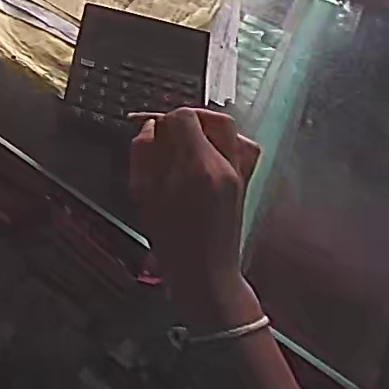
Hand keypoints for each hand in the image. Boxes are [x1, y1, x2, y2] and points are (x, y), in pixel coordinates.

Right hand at [129, 109, 262, 327]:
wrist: (205, 271)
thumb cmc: (169, 237)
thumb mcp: (143, 193)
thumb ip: (143, 153)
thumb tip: (148, 127)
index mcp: (196, 167)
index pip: (184, 117)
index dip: (162, 117)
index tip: (148, 128)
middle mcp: (223, 165)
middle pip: (210, 117)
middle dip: (185, 117)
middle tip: (165, 130)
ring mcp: (239, 172)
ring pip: (228, 128)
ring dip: (205, 124)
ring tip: (185, 137)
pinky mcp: (245, 180)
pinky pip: (244, 146)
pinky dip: (226, 140)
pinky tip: (208, 149)